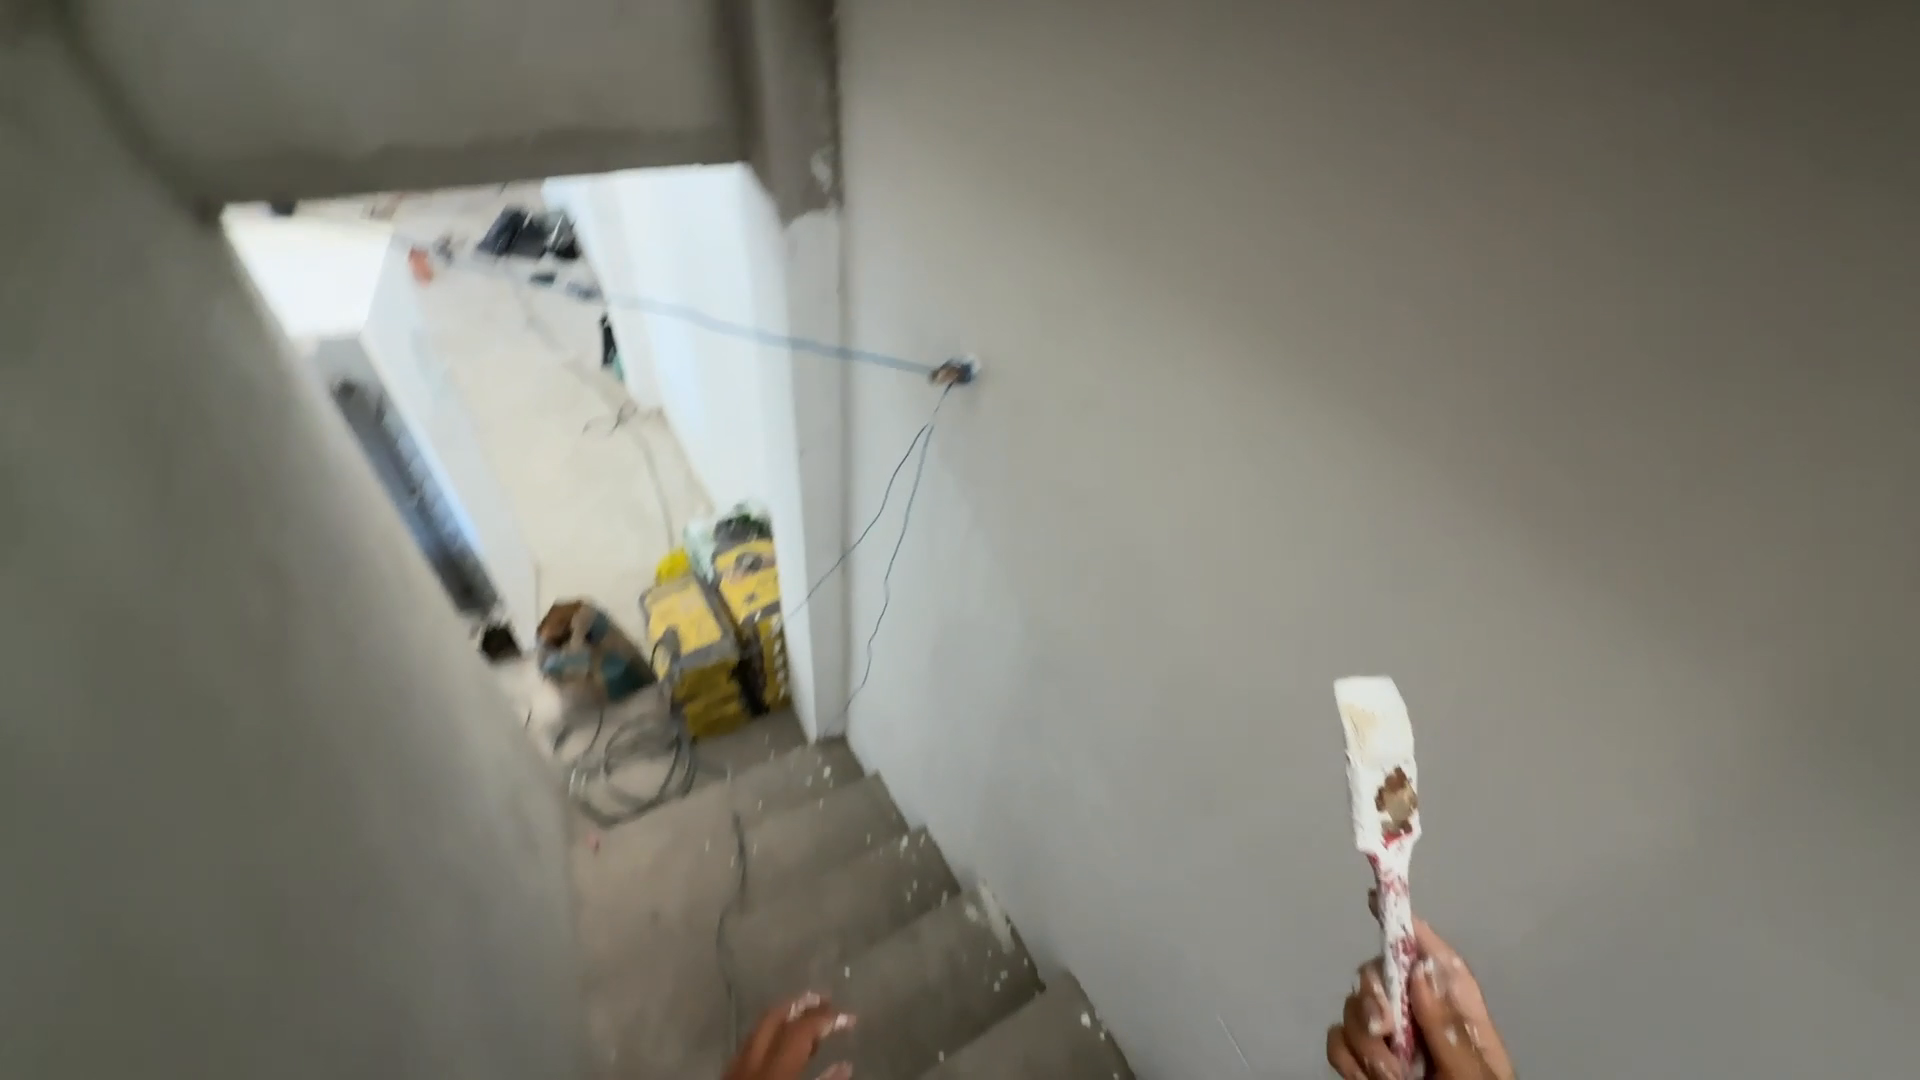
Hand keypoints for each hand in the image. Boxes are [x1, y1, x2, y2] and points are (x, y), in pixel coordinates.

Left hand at [723, 993, 855, 1079]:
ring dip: (783, 1017)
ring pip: (758, 1030)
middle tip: (824, 999)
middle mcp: (750, 1058)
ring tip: (805, 1016)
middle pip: (773, 1017)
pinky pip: (748, 1048)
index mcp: (772, 1066)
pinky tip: (781, 1045)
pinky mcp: (725, 1075)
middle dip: (799, 1003)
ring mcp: (734, 1066)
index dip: (826, 1017)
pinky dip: (768, 1039)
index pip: (800, 1028)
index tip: (848, 1014)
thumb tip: (846, 1064)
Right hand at [1326, 920, 1513, 1079]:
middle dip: (1373, 996)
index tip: (1376, 897)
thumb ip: (1448, 1030)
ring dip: (1362, 1039)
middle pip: (1383, 975)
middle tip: (1385, 1031)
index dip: (1410, 928)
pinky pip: (1337, 1039)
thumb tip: (1419, 967)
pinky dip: (1346, 1058)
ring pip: (1354, 1007)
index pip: (1438, 963)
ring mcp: (1393, 1046)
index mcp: (1464, 1025)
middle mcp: (1423, 1026)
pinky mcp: (1365, 1065)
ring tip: (1387, 1078)